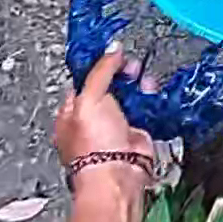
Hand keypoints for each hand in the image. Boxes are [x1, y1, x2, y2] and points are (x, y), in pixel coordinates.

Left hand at [54, 42, 153, 196]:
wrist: (119, 172)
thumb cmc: (94, 145)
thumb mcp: (89, 100)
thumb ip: (101, 71)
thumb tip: (113, 49)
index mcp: (72, 112)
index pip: (85, 79)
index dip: (99, 64)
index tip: (114, 53)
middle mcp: (93, 117)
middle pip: (110, 82)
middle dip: (122, 71)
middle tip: (130, 67)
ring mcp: (115, 122)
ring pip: (129, 91)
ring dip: (138, 82)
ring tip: (142, 80)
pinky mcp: (136, 126)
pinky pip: (145, 103)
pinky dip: (150, 95)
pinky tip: (150, 91)